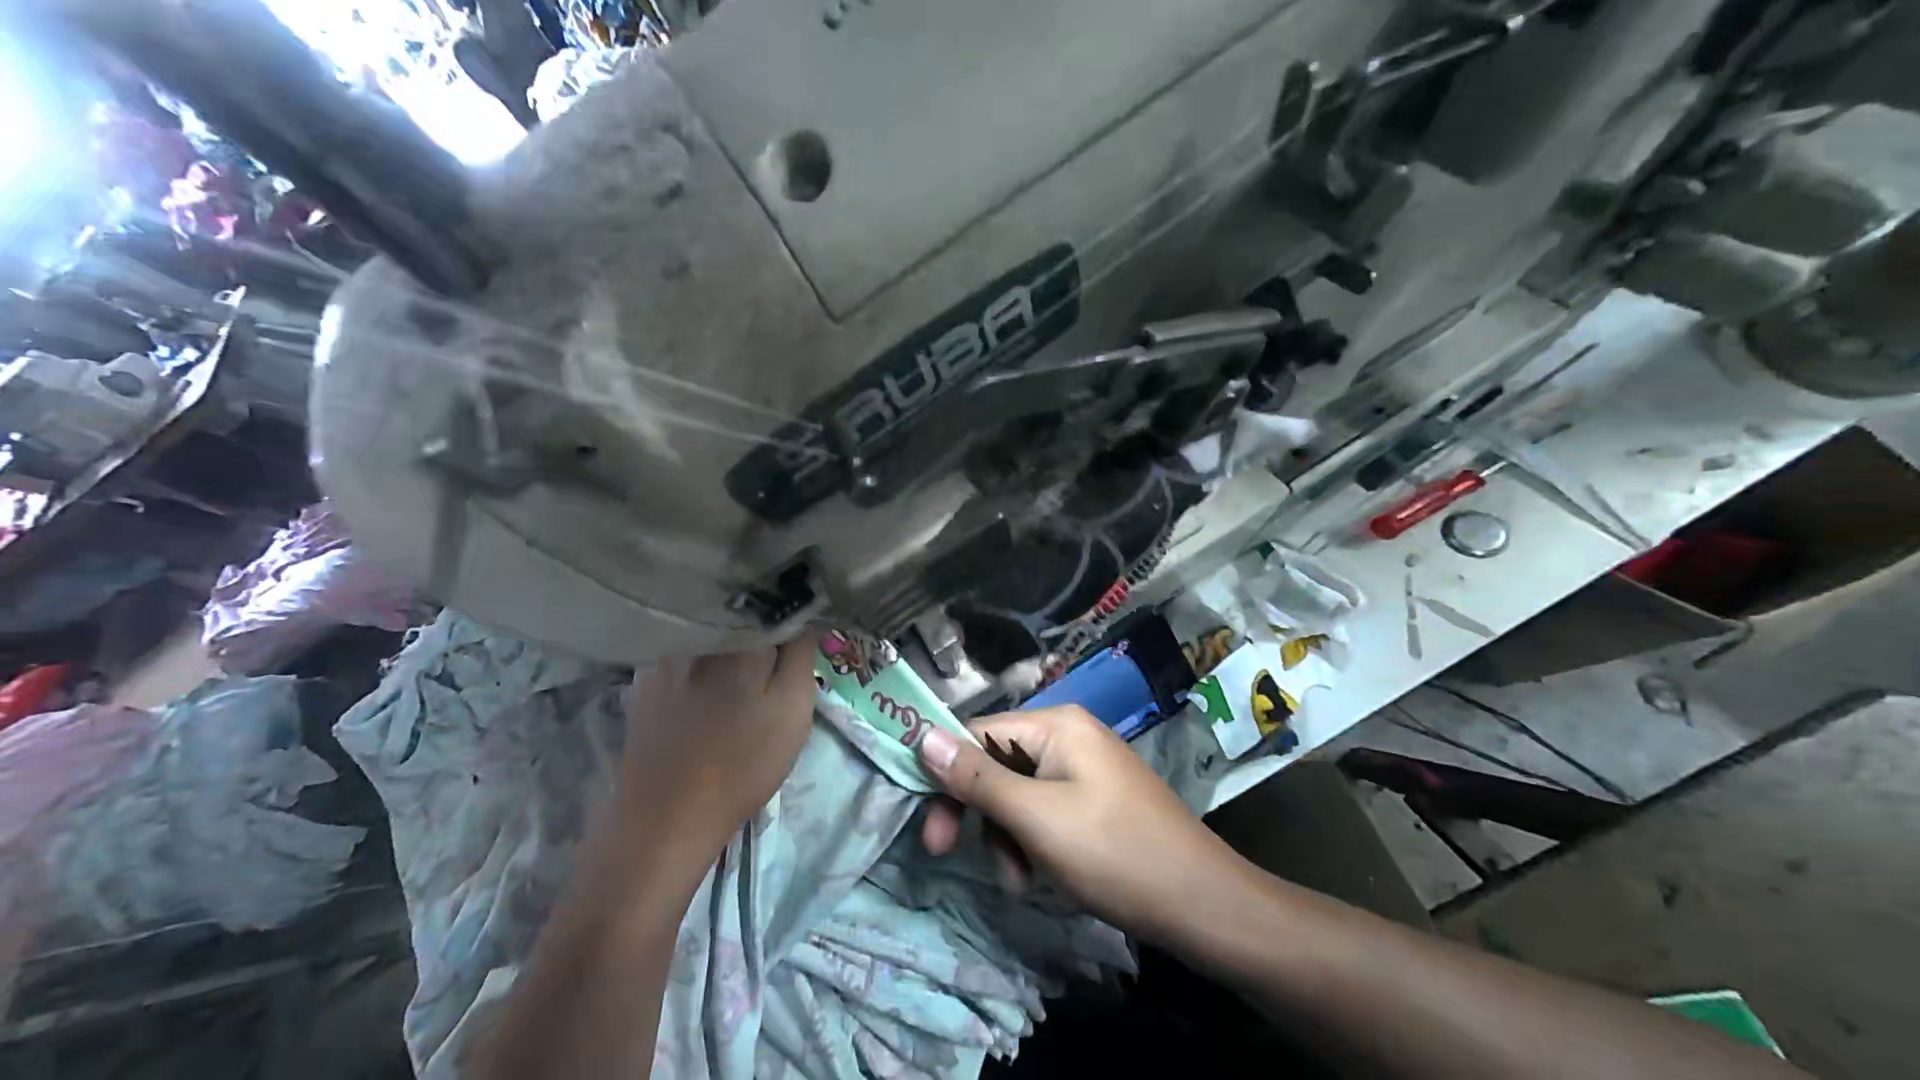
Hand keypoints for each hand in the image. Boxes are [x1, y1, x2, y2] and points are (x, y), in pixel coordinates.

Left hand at [619, 632, 821, 853]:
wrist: (664, 819)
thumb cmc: (742, 764)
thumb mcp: (792, 710)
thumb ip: (802, 653)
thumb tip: (808, 614)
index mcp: (740, 636)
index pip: (778, 601)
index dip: (797, 611)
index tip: (809, 629)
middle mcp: (699, 633)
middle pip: (743, 611)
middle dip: (766, 622)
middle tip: (782, 654)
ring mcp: (666, 654)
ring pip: (714, 629)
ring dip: (735, 638)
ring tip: (747, 669)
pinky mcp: (645, 678)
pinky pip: (687, 650)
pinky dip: (706, 657)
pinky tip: (711, 686)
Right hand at [917, 706, 1246, 942]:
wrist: (1203, 905)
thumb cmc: (1114, 853)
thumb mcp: (1035, 818)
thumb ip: (975, 778)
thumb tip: (921, 735)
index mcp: (1056, 725)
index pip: (977, 734)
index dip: (945, 775)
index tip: (930, 828)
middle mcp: (1069, 736)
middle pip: (996, 764)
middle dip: (979, 814)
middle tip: (951, 854)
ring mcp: (1085, 769)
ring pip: (1017, 795)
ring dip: (1007, 838)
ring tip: (1023, 879)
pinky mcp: (1095, 801)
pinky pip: (1044, 812)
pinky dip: (1034, 844)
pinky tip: (1045, 877)